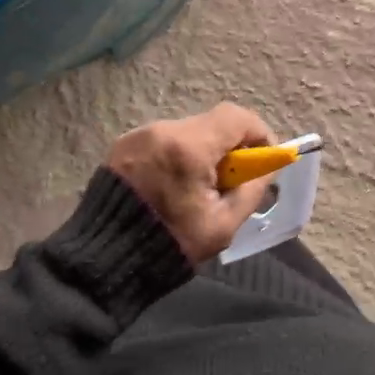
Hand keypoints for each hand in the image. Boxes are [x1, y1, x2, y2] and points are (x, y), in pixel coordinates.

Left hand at [106, 104, 276, 265]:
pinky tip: (172, 187)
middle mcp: (162, 130)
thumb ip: (250, 190)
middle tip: (231, 183)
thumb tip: (268, 166)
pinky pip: (162, 141)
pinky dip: (176, 156)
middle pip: (210, 125)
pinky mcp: (123, 144)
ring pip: (186, 133)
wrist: (105, 257)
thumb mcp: (222, 225)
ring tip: (197, 190)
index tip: (264, 158)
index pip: (236, 117)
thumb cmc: (170, 242)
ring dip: (201, 153)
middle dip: (229, 148)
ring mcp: (139, 134)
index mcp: (188, 146)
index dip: (258, 133)